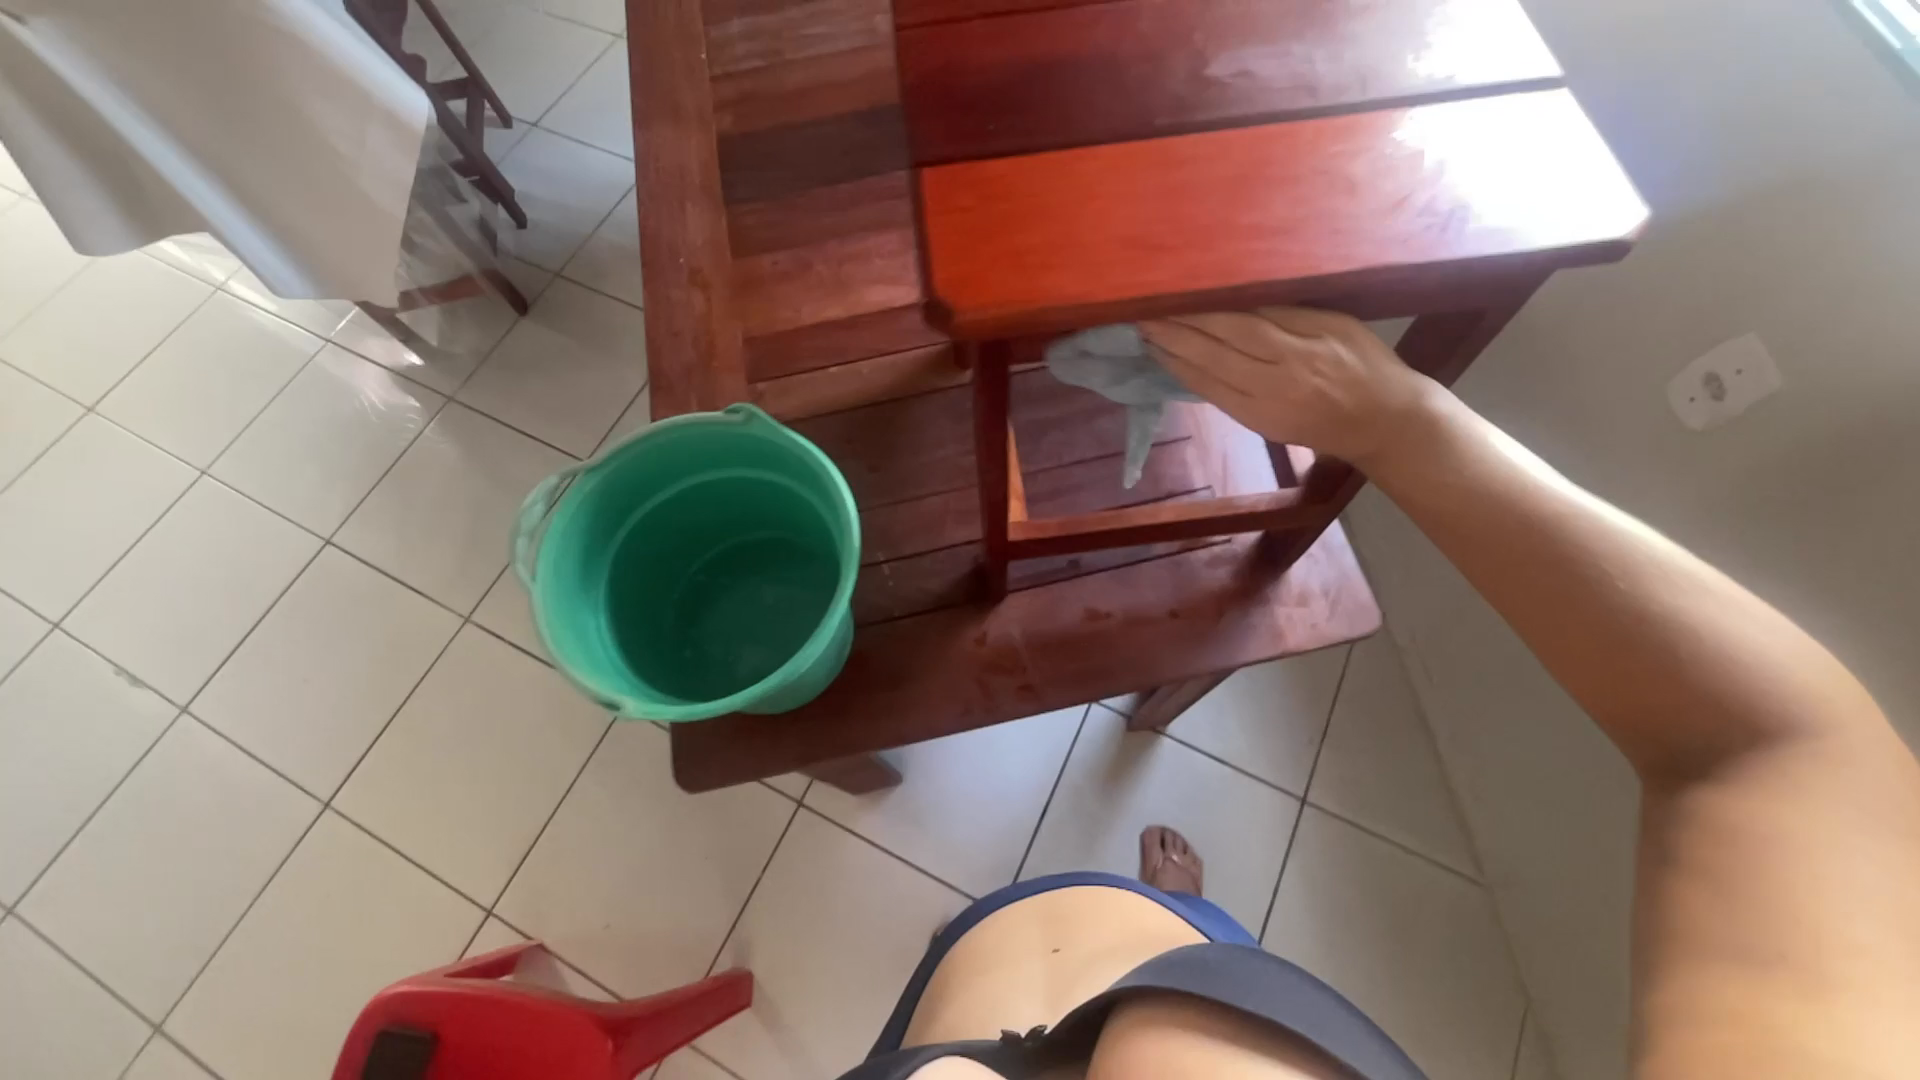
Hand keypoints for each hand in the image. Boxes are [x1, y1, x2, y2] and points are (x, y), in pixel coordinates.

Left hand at [1140, 307, 1438, 466]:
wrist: (1383, 423)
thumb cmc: (1365, 362)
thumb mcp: (1336, 324)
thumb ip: (1287, 313)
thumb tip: (1234, 297)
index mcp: (1301, 348)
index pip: (1238, 324)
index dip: (1198, 312)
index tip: (1168, 293)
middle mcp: (1278, 379)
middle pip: (1214, 350)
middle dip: (1174, 331)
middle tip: (1139, 312)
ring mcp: (1264, 406)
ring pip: (1207, 376)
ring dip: (1171, 354)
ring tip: (1145, 334)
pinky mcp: (1256, 424)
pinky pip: (1213, 396)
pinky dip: (1187, 378)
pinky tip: (1168, 362)